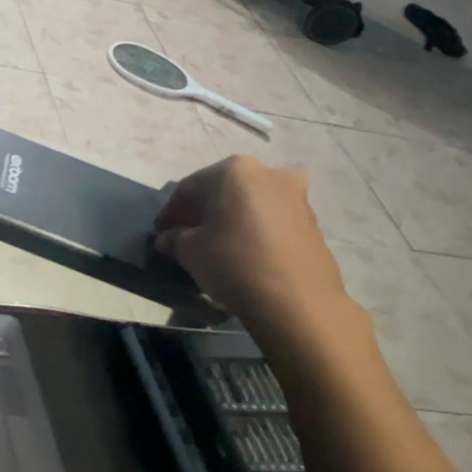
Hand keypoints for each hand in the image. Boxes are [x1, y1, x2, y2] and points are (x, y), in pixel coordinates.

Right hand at [153, 155, 351, 326]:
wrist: (297, 299)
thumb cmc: (233, 263)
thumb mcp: (189, 251)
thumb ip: (174, 238)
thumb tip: (169, 238)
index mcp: (233, 171)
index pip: (189, 187)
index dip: (170, 211)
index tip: (160, 232)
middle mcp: (268, 173)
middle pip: (223, 189)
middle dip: (202, 211)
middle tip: (186, 235)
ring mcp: (295, 194)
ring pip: (249, 201)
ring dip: (229, 217)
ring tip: (215, 243)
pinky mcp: (311, 219)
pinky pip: (270, 216)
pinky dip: (252, 227)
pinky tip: (242, 249)